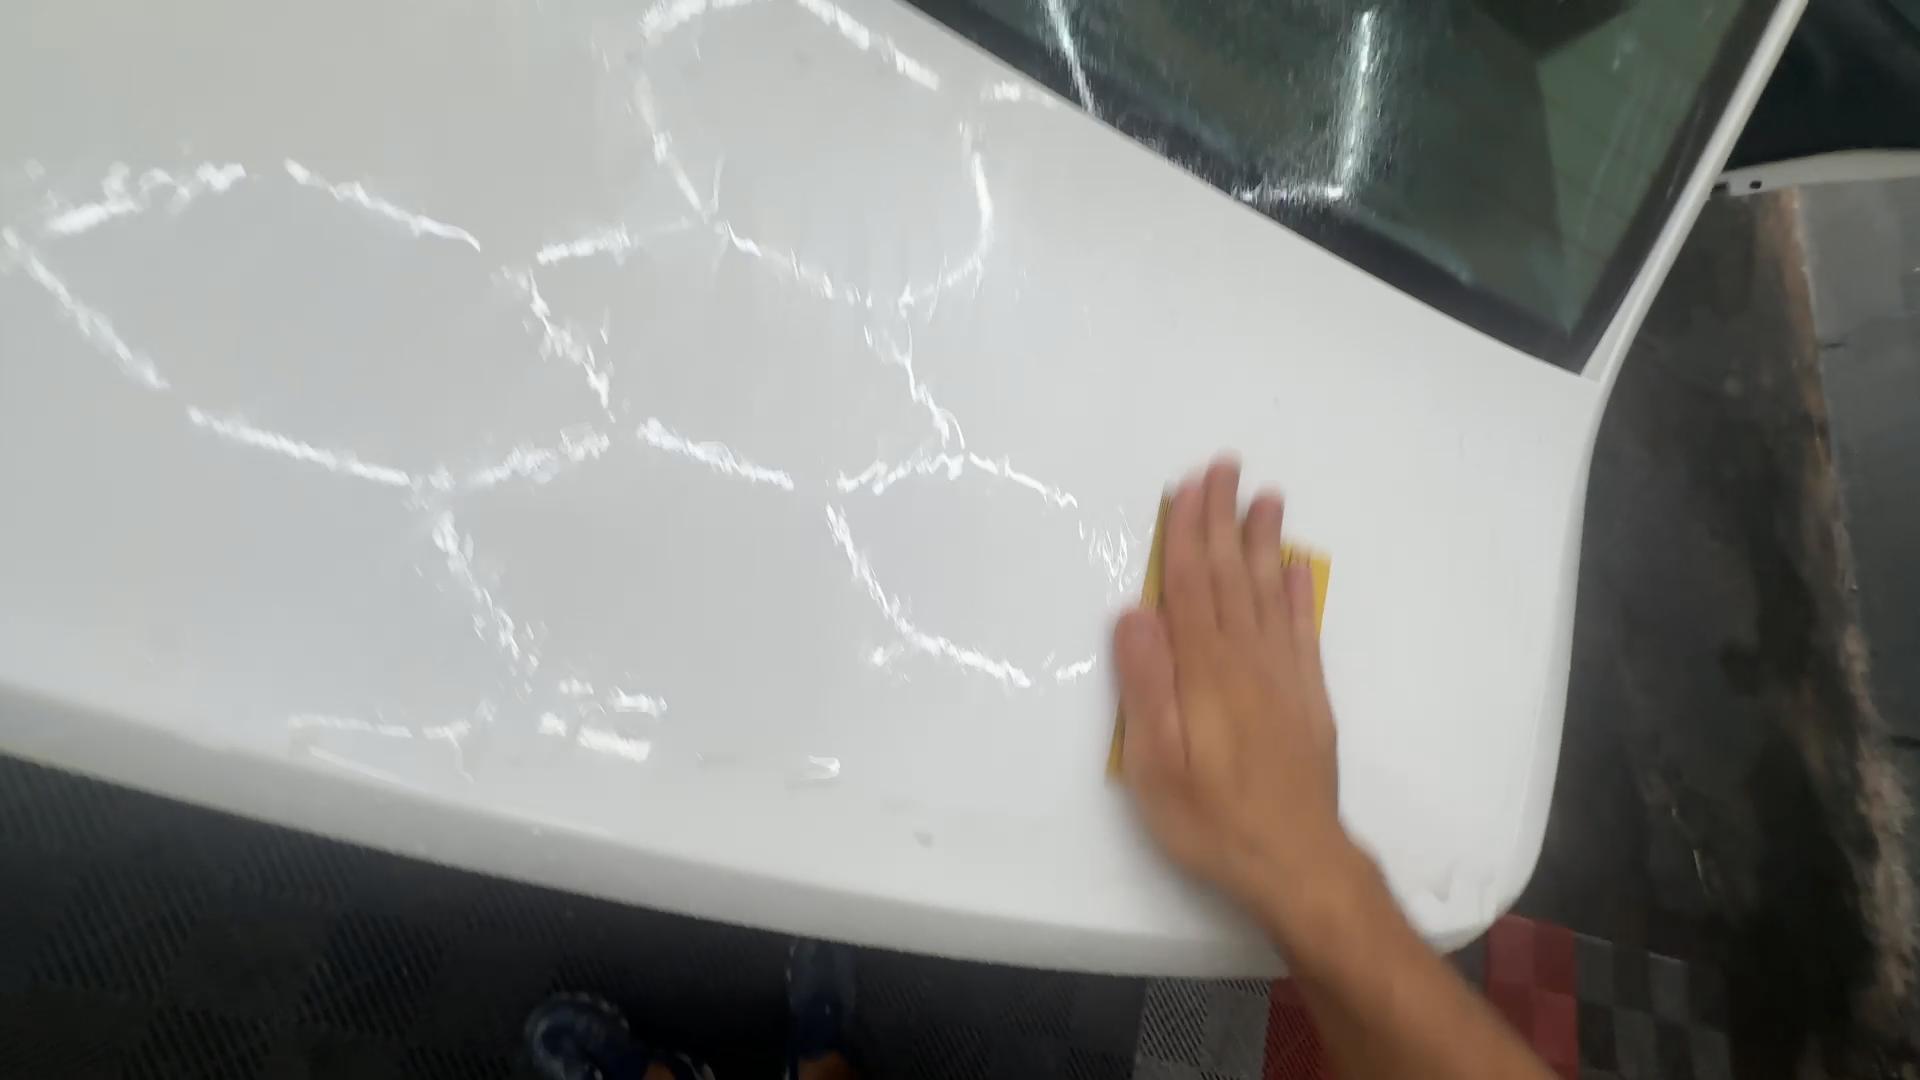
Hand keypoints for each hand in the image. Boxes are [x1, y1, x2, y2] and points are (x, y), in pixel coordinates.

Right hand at [1115, 458, 1354, 937]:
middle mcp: (1248, 659)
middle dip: (1225, 518)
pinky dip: (1296, 592)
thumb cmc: (1211, 816)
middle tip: (1227, 466)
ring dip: (1264, 541)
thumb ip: (1146, 683)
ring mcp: (1284, 676)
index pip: (1193, 584)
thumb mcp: (1155, 761)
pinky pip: (1300, 630)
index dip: (1189, 532)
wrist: (1298, 865)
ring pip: (1270, 592)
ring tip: (1267, 497)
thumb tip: (1134, 612)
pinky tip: (1294, 568)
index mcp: (1206, 669)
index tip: (1190, 485)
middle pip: (1232, 575)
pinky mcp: (1306, 697)